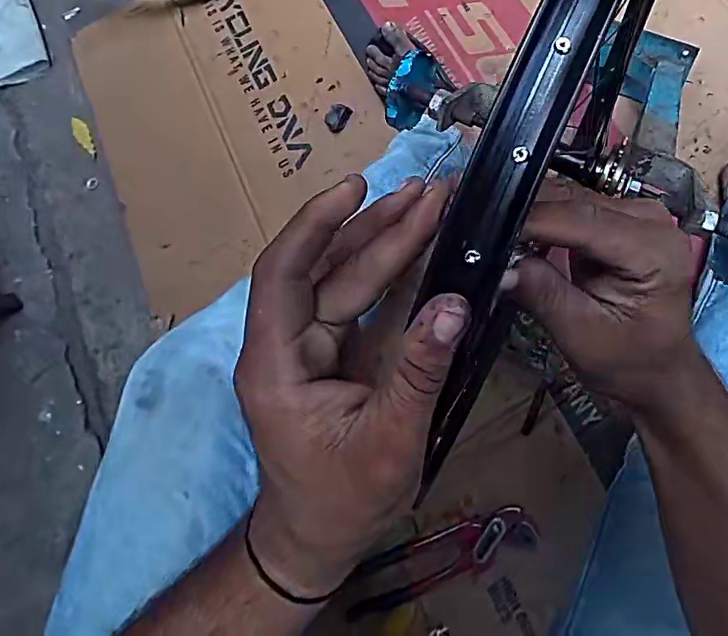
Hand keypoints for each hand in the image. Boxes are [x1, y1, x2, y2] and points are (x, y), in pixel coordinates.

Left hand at [235, 174, 468, 597]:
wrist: (315, 539)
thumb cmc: (341, 502)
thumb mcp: (388, 444)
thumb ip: (419, 372)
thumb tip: (454, 304)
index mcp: (273, 362)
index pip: (282, 272)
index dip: (313, 225)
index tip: (351, 188)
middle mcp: (283, 339)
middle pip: (324, 267)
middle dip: (375, 228)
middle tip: (425, 193)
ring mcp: (306, 340)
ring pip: (341, 274)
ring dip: (382, 238)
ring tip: (424, 202)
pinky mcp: (328, 345)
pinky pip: (356, 296)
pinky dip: (387, 269)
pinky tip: (414, 241)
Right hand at [505, 178, 703, 409]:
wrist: (659, 372)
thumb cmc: (630, 361)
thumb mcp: (582, 336)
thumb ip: (543, 294)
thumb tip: (500, 265)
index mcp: (653, 248)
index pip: (579, 217)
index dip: (530, 221)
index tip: (487, 233)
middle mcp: (648, 220)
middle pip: (569, 199)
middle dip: (522, 214)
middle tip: (480, 234)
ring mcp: (633, 213)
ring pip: (562, 195)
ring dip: (525, 213)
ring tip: (492, 235)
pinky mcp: (615, 215)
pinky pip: (565, 203)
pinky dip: (537, 217)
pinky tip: (515, 235)